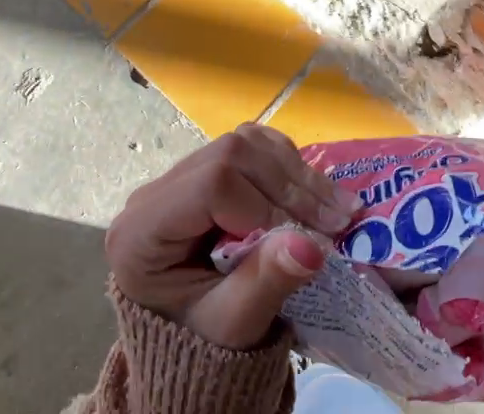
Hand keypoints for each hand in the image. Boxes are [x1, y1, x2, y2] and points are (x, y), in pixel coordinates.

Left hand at [106, 124, 359, 349]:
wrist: (192, 340)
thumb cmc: (203, 341)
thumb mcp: (232, 326)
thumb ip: (265, 283)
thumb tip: (311, 245)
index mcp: (143, 230)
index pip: (212, 184)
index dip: (266, 205)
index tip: (308, 240)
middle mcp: (156, 192)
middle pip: (232, 154)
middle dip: (292, 186)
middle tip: (340, 220)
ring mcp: (183, 175)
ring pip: (246, 143)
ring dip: (298, 173)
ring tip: (338, 209)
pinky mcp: (209, 170)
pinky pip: (254, 147)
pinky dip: (289, 165)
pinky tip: (313, 194)